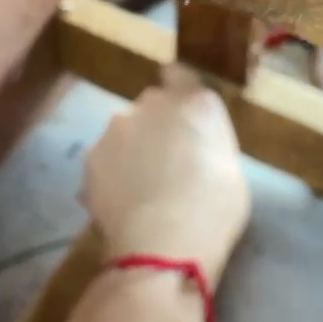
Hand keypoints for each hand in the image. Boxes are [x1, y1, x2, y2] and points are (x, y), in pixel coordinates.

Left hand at [83, 65, 250, 280]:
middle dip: (157, 124)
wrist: (162, 248)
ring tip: (141, 188)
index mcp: (195, 101)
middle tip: (167, 161)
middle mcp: (153, 102)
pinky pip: (105, 160)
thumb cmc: (214, 211)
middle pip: (151, 104)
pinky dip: (112, 174)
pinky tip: (124, 202)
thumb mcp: (231, 169)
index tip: (180, 112)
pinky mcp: (92, 156)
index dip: (178, 88)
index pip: (179, 73)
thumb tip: (195, 143)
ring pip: (125, 131)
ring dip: (132, 149)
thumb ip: (208, 141)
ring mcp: (117, 127)